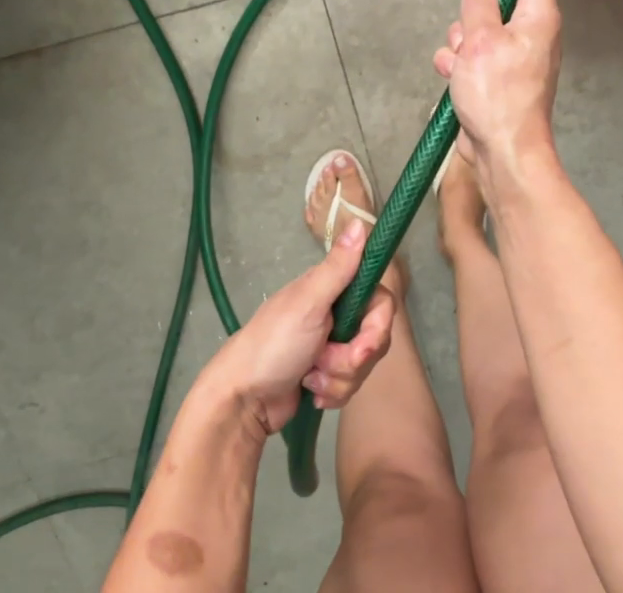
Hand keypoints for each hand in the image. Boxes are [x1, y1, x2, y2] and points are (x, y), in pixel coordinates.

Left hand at [201, 218, 396, 435]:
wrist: (243, 400)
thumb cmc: (273, 345)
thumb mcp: (307, 303)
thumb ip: (338, 267)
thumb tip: (360, 222)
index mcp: (331, 289)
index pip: (380, 301)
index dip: (377, 326)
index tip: (363, 345)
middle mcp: (335, 313)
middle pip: (375, 336)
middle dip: (353, 360)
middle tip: (325, 364)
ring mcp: (331, 346)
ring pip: (363, 364)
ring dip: (339, 378)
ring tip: (310, 379)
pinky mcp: (327, 374)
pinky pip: (350, 384)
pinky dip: (332, 392)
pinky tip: (311, 391)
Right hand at [433, 0, 561, 171]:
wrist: (504, 152)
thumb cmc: (499, 95)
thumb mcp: (480, 42)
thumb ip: (477, 8)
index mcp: (538, 16)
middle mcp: (533, 32)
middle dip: (476, 0)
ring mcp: (516, 57)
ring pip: (480, 27)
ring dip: (462, 38)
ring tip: (458, 61)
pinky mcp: (500, 79)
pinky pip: (474, 55)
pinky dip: (460, 62)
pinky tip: (452, 76)